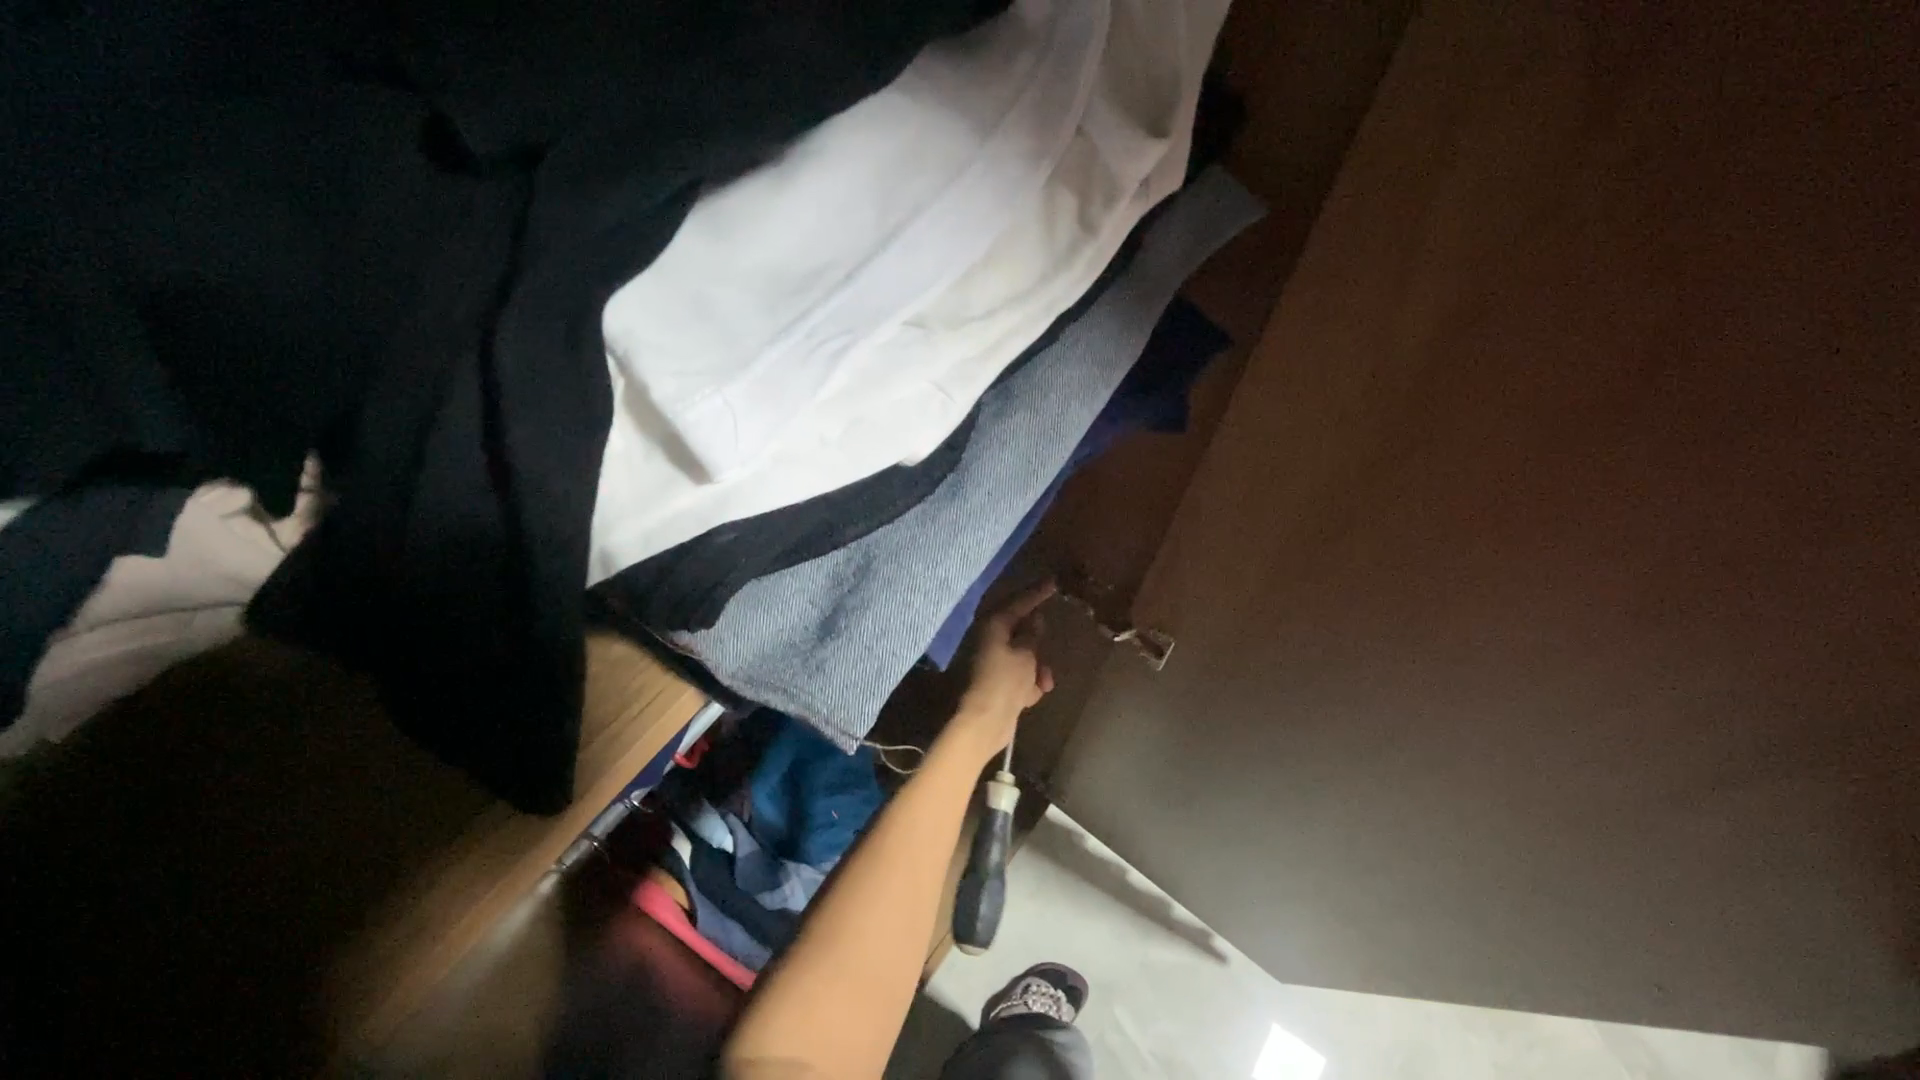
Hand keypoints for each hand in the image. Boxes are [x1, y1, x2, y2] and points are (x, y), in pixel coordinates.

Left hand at [944, 580, 1056, 765]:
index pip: (1019, 602)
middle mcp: (989, 640)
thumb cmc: (1005, 680)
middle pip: (1020, 630)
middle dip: (1038, 639)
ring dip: (1037, 667)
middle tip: (1051, 634)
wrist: (986, 721)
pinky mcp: (996, 683)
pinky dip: (1029, 682)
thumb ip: (1033, 634)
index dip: (1037, 593)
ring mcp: (992, 662)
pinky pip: (1020, 676)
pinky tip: (1034, 694)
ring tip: (1044, 681)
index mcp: (993, 626)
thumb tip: (1035, 619)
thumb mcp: (1026, 654)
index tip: (1054, 582)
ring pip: (1023, 656)